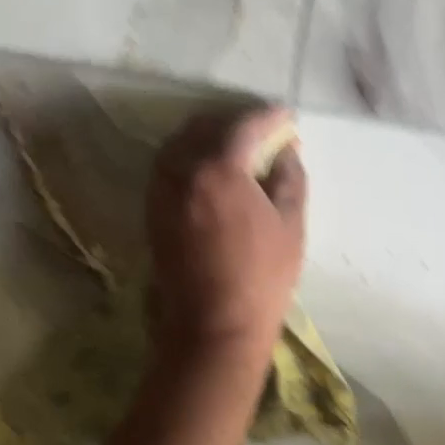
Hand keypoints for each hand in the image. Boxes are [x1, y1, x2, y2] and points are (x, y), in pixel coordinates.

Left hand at [146, 106, 306, 360]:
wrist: (213, 328)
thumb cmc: (262, 279)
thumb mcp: (291, 225)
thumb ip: (289, 178)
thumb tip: (285, 152)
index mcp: (219, 168)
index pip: (244, 125)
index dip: (269, 117)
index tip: (287, 117)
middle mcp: (182, 171)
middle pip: (203, 127)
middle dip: (234, 122)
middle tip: (261, 131)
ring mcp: (161, 192)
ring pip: (178, 146)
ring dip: (205, 138)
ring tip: (232, 149)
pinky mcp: (152, 214)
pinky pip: (167, 169)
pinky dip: (187, 160)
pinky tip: (208, 174)